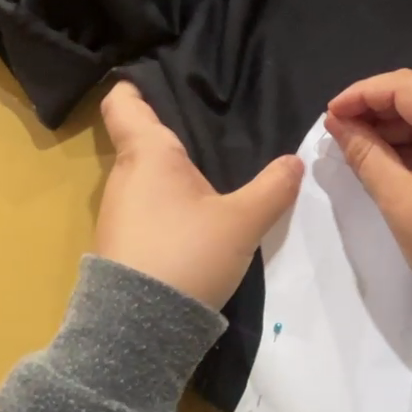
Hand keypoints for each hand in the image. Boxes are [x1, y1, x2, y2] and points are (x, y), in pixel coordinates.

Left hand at [97, 81, 304, 308]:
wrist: (137, 332)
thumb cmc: (186, 255)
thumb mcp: (242, 222)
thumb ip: (272, 188)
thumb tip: (295, 161)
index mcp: (147, 154)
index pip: (122, 102)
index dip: (135, 86)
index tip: (160, 78)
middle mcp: (124, 175)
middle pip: (142, 139)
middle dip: (173, 134)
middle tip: (214, 129)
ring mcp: (117, 212)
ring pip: (145, 177)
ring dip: (172, 175)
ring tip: (213, 176)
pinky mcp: (120, 244)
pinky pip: (146, 207)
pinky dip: (167, 204)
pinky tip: (197, 218)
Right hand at [323, 69, 411, 311]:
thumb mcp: (402, 203)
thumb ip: (366, 154)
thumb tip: (337, 122)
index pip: (405, 86)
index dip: (361, 94)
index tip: (329, 115)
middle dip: (377, 106)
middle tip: (341, 130)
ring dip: (396, 122)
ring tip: (360, 145)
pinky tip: (391, 155)